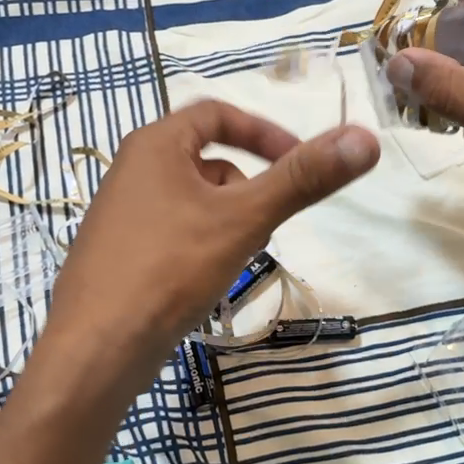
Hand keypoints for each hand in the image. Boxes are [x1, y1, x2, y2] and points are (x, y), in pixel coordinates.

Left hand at [38, 101, 378, 391]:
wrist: (96, 349)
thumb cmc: (168, 271)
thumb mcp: (242, 220)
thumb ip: (301, 180)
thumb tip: (367, 138)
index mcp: (153, 146)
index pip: (217, 114)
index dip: (264, 132)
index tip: (300, 162)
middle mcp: (129, 172)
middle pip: (205, 161)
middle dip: (245, 189)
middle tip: (265, 226)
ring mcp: (119, 217)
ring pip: (190, 204)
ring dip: (224, 223)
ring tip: (234, 262)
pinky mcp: (117, 257)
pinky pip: (171, 236)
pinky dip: (197, 248)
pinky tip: (201, 286)